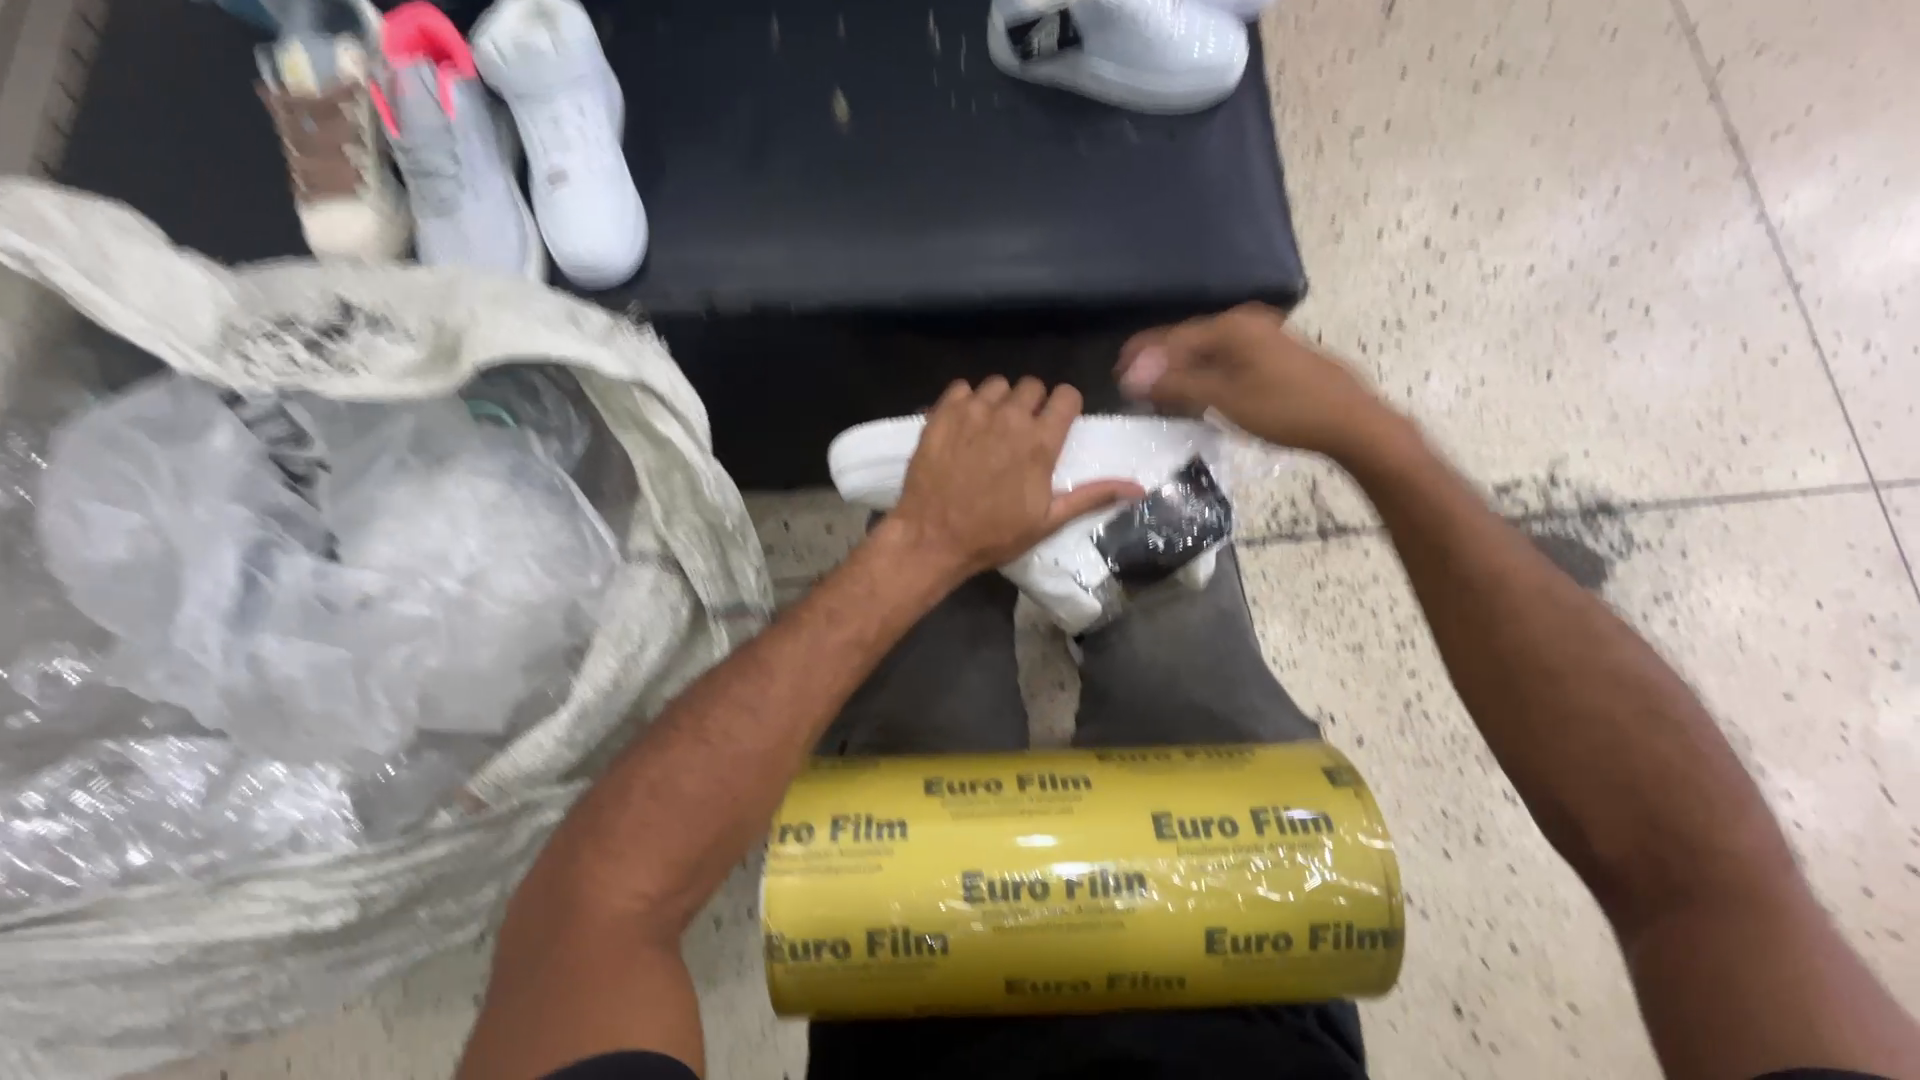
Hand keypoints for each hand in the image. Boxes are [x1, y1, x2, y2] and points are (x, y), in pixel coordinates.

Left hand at [887, 377, 1144, 580]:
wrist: (932, 537)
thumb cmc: (993, 534)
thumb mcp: (1047, 521)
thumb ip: (1092, 496)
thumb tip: (1139, 488)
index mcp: (1040, 442)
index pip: (1066, 395)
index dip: (1064, 407)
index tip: (1056, 424)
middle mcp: (1010, 417)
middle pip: (1032, 386)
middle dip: (1032, 404)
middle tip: (1021, 432)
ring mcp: (973, 412)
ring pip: (997, 385)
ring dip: (999, 401)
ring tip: (991, 428)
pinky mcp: (942, 413)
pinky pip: (962, 388)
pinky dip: (966, 401)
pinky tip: (964, 426)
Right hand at [1116, 303, 1400, 458]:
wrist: (1351, 423)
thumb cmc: (1286, 410)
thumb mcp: (1224, 399)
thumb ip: (1177, 384)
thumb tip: (1133, 376)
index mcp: (1232, 327)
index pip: (1173, 337)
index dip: (1143, 355)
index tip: (1118, 371)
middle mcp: (1246, 323)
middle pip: (1190, 339)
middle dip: (1159, 359)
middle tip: (1131, 380)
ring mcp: (1264, 338)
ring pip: (1209, 350)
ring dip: (1181, 368)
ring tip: (1157, 387)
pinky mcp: (1276, 356)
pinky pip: (1226, 358)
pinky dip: (1205, 372)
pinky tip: (1197, 388)